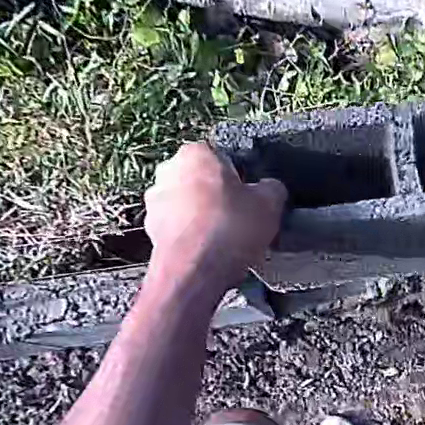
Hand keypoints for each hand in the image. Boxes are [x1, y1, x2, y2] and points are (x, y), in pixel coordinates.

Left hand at [143, 143, 286, 288]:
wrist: (194, 272)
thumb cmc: (228, 229)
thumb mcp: (270, 203)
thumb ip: (273, 188)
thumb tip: (271, 188)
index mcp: (196, 153)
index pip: (224, 158)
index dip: (242, 180)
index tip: (253, 200)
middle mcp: (168, 171)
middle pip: (204, 182)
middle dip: (221, 199)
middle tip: (243, 221)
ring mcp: (156, 202)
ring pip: (190, 206)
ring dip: (206, 219)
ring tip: (228, 242)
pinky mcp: (152, 231)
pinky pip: (181, 229)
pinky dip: (194, 238)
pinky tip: (212, 253)